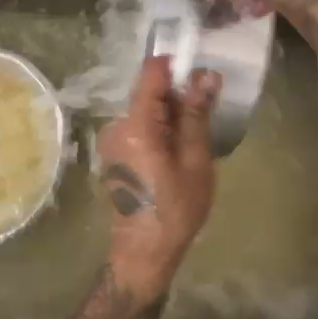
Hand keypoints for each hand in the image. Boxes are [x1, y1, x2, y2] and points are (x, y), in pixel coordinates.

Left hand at [96, 55, 219, 285]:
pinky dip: (158, 130)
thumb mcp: (194, 161)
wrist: (144, 252)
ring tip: (196, 137)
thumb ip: (196, 115)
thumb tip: (206, 75)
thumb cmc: (175, 209)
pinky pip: (137, 129)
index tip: (201, 70)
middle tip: (207, 110)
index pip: (150, 74)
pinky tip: (177, 152)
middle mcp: (116, 127)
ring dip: (169, 115)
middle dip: (177, 94)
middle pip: (147, 93)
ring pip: (144, 111)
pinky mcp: (113, 155)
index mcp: (134, 126)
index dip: (175, 66)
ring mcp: (110, 141)